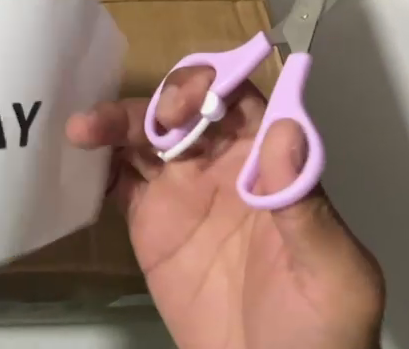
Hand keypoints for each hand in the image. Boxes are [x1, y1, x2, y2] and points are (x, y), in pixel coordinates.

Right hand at [67, 69, 383, 348]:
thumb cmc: (319, 337)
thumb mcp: (333, 276)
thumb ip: (307, 207)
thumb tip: (286, 131)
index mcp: (267, 166)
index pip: (238, 101)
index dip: (210, 85)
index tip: (182, 102)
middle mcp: (221, 166)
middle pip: (183, 108)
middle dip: (154, 101)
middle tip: (127, 121)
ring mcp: (181, 192)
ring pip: (143, 135)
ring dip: (113, 122)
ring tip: (82, 128)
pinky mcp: (148, 222)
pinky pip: (118, 177)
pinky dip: (95, 161)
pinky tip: (75, 159)